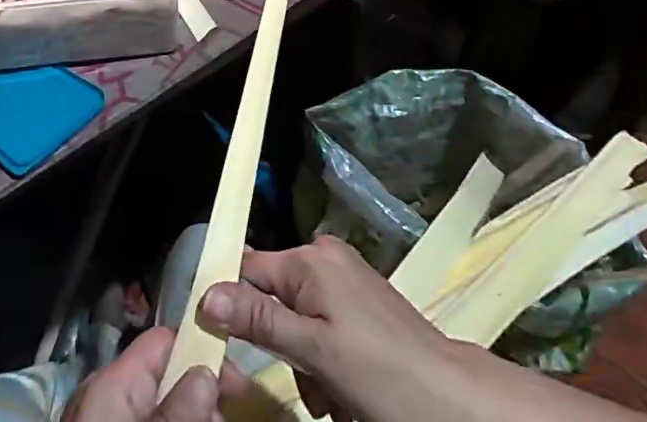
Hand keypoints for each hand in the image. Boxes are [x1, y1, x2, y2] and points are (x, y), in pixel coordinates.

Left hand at [62, 326, 249, 421]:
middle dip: (201, 402)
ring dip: (192, 419)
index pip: (165, 340)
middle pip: (169, 378)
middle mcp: (107, 398)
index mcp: (112, 384)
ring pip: (163, 410)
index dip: (204, 352)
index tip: (235, 388)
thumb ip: (178, 412)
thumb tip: (205, 372)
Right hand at [195, 236, 476, 421]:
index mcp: (311, 259)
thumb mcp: (311, 348)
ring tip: (330, 389)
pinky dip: (323, 358)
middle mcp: (326, 257)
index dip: (230, 301)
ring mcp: (344, 277)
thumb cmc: (375, 366)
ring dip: (303, 360)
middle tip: (305, 376)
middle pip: (272, 297)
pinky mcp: (357, 298)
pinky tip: (343, 384)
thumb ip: (259, 319)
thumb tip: (209, 294)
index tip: (221, 339)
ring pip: (295, 320)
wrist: (437, 387)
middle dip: (280, 343)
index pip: (248, 267)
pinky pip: (319, 324)